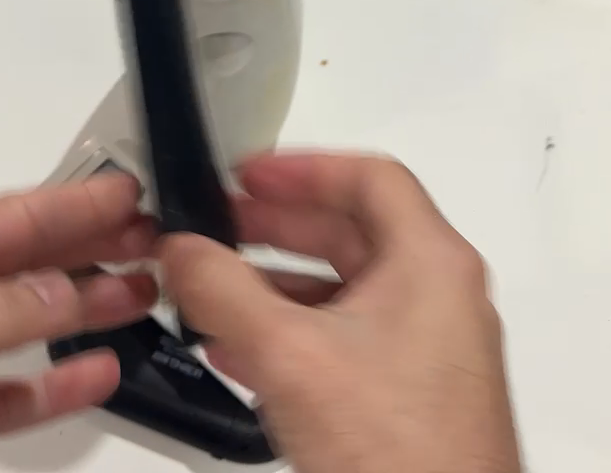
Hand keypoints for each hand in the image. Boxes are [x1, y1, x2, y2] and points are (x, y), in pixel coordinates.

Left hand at [0, 174, 157, 472]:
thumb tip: (65, 283)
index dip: (66, 204)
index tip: (126, 191)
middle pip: (13, 262)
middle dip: (80, 248)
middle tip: (150, 238)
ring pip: (13, 321)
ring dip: (76, 307)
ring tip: (141, 293)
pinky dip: (45, 380)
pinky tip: (95, 371)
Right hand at [160, 152, 519, 472]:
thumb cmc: (386, 450)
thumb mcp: (288, 355)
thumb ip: (219, 289)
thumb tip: (173, 246)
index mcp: (430, 264)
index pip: (369, 177)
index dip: (302, 167)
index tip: (242, 177)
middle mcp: (437, 297)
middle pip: (350, 229)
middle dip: (274, 224)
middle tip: (214, 225)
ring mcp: (427, 351)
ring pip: (340, 286)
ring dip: (272, 280)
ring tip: (210, 285)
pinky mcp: (410, 397)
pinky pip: (343, 336)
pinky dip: (289, 328)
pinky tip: (232, 348)